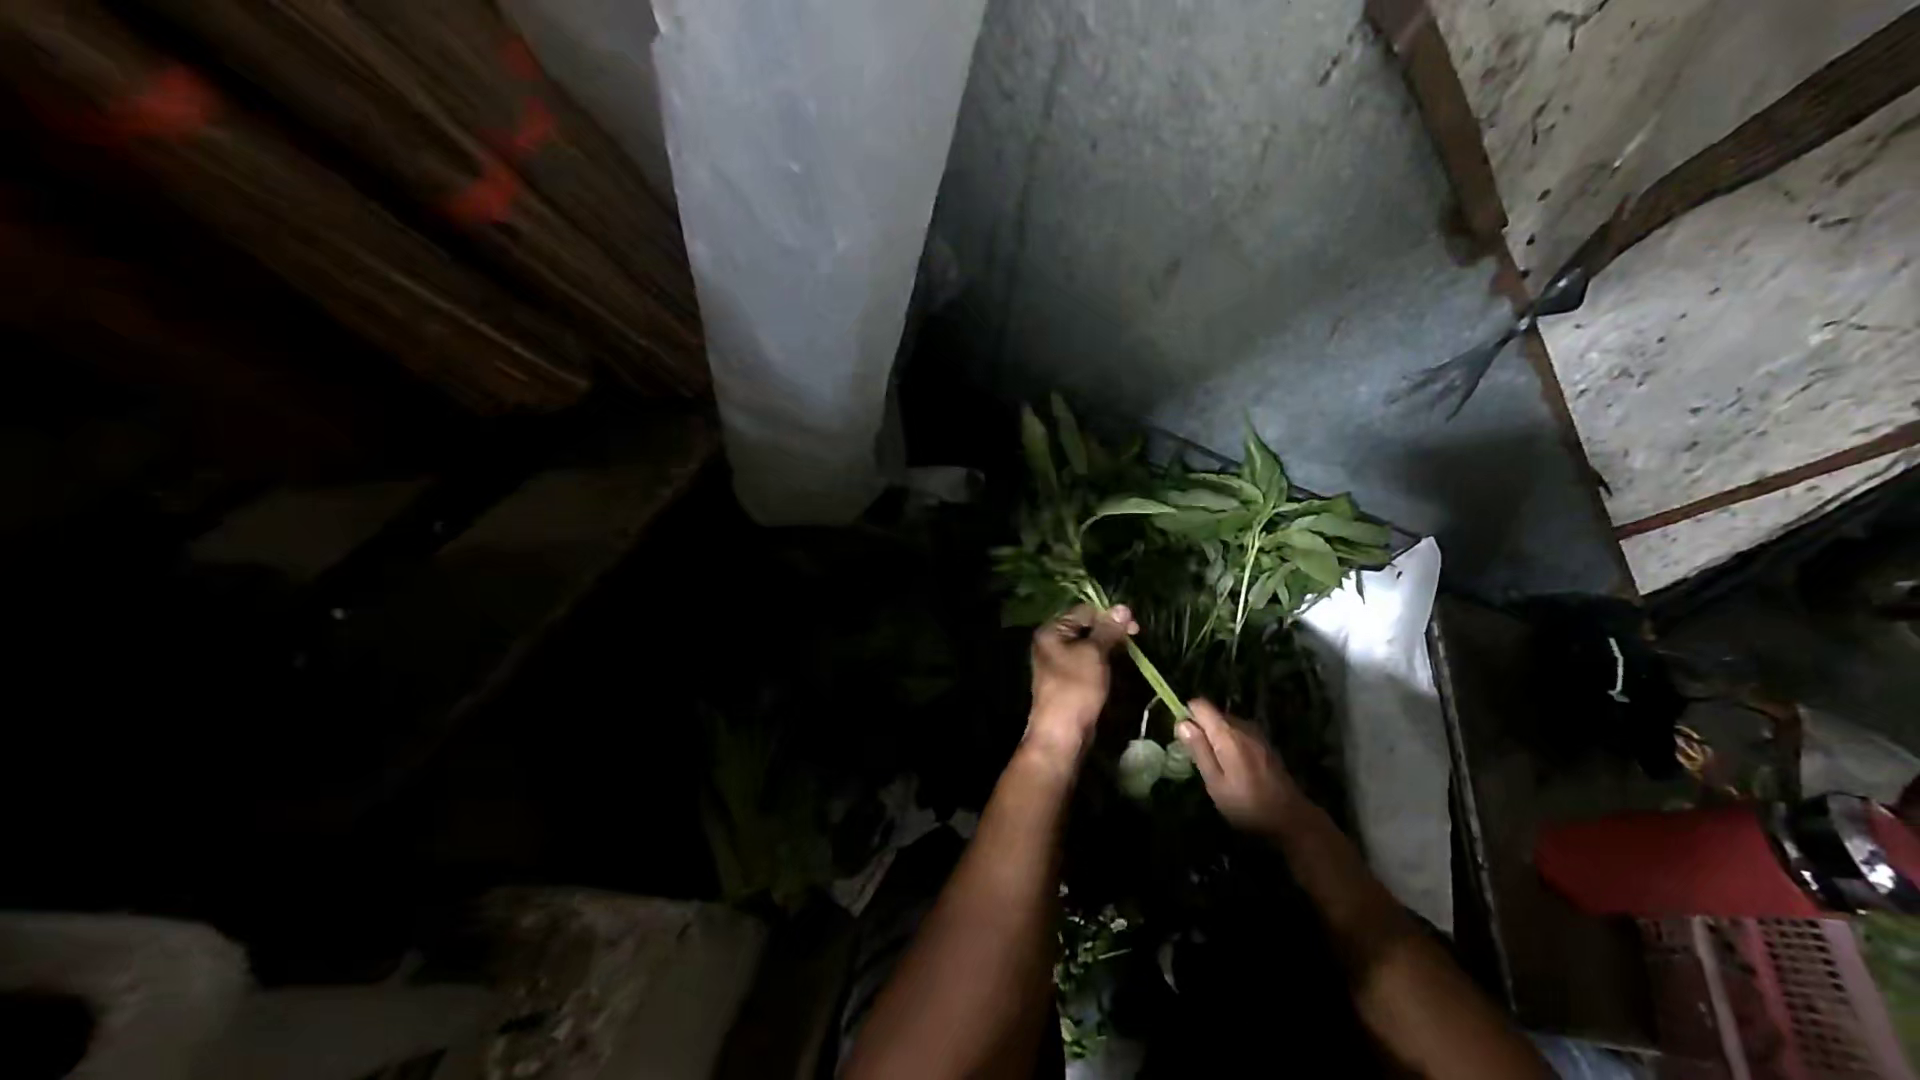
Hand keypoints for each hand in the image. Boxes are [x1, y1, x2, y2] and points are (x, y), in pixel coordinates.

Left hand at [1026, 603, 1137, 759]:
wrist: (1062, 732)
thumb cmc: (1076, 688)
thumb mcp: (1094, 654)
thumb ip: (1108, 630)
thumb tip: (1123, 607)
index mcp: (1052, 631)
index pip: (1084, 611)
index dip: (1109, 614)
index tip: (1134, 625)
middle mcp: (1052, 642)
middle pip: (1086, 626)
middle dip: (1111, 629)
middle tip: (1135, 637)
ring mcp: (1059, 661)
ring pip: (1089, 645)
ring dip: (1109, 645)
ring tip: (1130, 650)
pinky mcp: (1069, 678)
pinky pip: (1088, 661)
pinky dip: (1104, 659)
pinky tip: (1119, 663)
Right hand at [1176, 699, 1301, 838]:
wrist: (1292, 819)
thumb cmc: (1247, 804)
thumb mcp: (1215, 782)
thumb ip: (1198, 750)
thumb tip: (1181, 724)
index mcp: (1227, 734)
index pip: (1200, 704)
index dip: (1187, 715)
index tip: (1183, 738)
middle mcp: (1243, 726)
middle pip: (1213, 713)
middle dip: (1200, 728)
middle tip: (1197, 757)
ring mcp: (1256, 734)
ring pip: (1226, 723)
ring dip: (1215, 737)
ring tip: (1215, 765)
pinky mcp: (1265, 744)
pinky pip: (1238, 733)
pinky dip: (1229, 742)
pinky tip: (1233, 767)